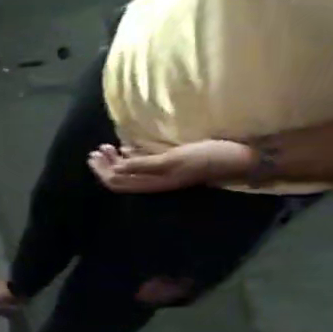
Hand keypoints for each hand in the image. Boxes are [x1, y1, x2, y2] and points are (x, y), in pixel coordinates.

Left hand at [89, 139, 255, 192]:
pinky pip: (142, 166)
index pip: (116, 182)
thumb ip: (143, 165)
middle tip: (96, 150)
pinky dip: (130, 158)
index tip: (93, 155)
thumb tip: (115, 170)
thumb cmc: (206, 157)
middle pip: (119, 179)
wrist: (239, 158)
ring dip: (115, 161)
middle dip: (104, 166)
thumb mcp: (172, 160)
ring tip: (106, 147)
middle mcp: (153, 182)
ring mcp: (162, 176)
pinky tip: (125, 149)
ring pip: (130, 172)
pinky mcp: (171, 167)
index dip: (101, 171)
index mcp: (152, 183)